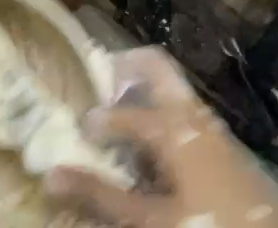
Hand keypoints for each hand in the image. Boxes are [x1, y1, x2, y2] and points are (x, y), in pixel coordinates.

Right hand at [46, 48, 277, 227]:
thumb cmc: (211, 225)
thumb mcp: (151, 220)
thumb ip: (101, 195)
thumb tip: (50, 174)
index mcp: (173, 126)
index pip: (120, 112)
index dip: (93, 121)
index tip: (76, 133)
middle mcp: (193, 116)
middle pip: (154, 66)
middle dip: (122, 70)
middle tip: (97, 90)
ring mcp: (214, 130)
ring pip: (171, 93)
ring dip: (142, 98)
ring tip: (120, 131)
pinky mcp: (226, 149)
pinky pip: (186, 116)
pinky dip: (162, 121)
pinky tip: (153, 161)